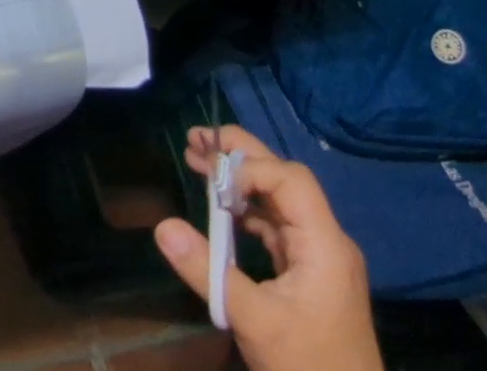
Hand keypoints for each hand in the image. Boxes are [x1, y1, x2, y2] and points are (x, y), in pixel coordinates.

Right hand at [154, 125, 381, 370]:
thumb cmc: (308, 363)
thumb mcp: (253, 319)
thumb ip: (208, 271)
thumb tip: (162, 226)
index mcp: (323, 245)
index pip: (289, 180)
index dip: (247, 169)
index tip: (208, 182)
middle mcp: (324, 240)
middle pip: (285, 180)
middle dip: (240, 155)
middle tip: (194, 137)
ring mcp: (316, 255)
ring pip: (277, 199)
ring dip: (237, 177)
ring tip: (195, 158)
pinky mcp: (304, 269)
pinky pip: (273, 222)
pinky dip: (242, 205)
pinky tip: (215, 203)